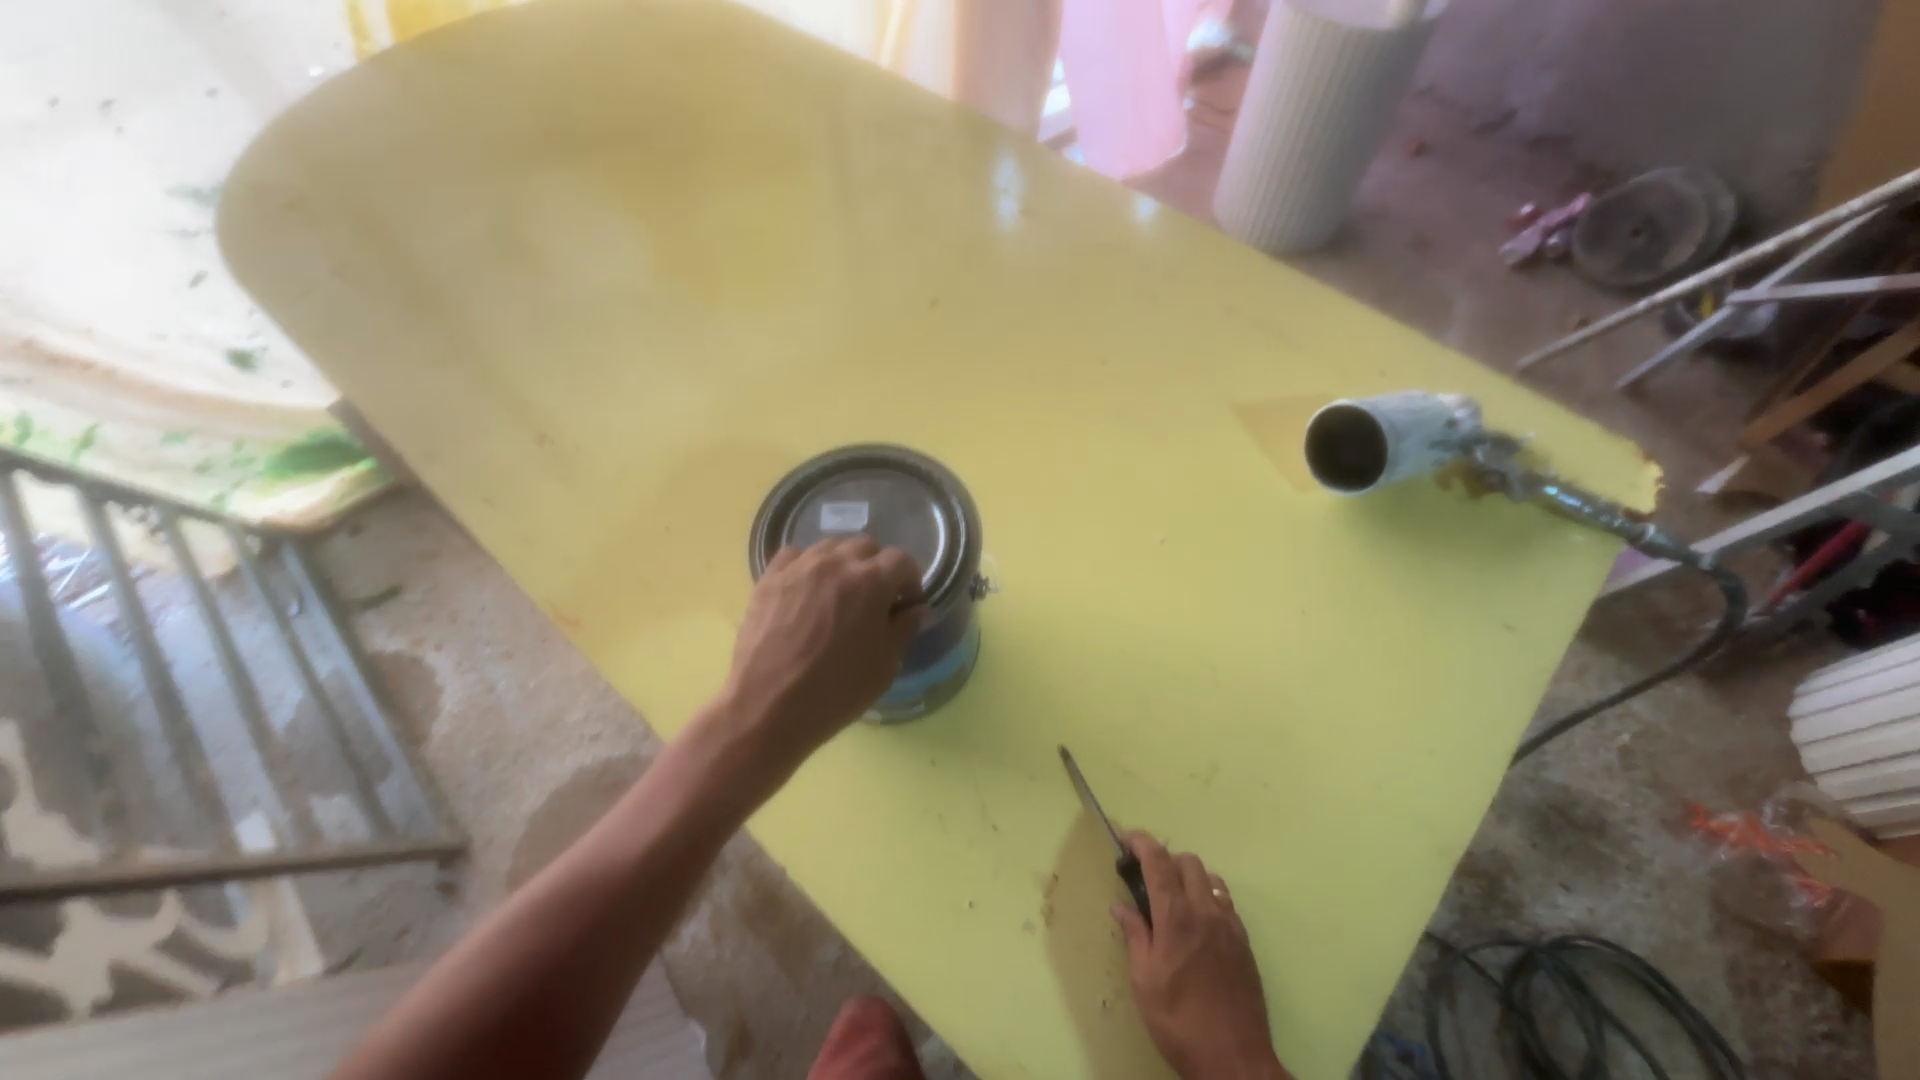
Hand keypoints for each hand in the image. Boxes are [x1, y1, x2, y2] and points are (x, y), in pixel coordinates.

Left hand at [721, 537, 926, 764]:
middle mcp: (836, 563)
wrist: (769, 705)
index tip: (906, 605)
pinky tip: (805, 589)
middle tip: (875, 599)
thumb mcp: (885, 665)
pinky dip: (806, 565)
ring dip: (843, 563)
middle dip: (877, 567)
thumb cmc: (836, 690)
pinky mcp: (769, 579)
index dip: (910, 581)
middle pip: (865, 546)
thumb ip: (904, 629)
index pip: (901, 560)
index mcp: (871, 582)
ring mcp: (799, 567)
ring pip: (830, 547)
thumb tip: (916, 609)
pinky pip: (794, 556)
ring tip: (839, 593)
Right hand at [1113, 833, 1290, 1079]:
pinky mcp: (1245, 942)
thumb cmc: (1179, 1022)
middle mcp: (1206, 912)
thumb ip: (1135, 936)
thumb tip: (1120, 905)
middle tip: (1144, 878)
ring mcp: (1230, 925)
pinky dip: (1207, 897)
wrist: (1235, 1060)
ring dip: (1188, 877)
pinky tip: (1197, 923)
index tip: (1124, 838)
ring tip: (1171, 900)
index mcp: (1176, 918)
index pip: (1158, 861)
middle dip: (1163, 859)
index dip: (1140, 842)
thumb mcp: (1144, 982)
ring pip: (1210, 878)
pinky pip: (1225, 902)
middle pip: (1187, 861)